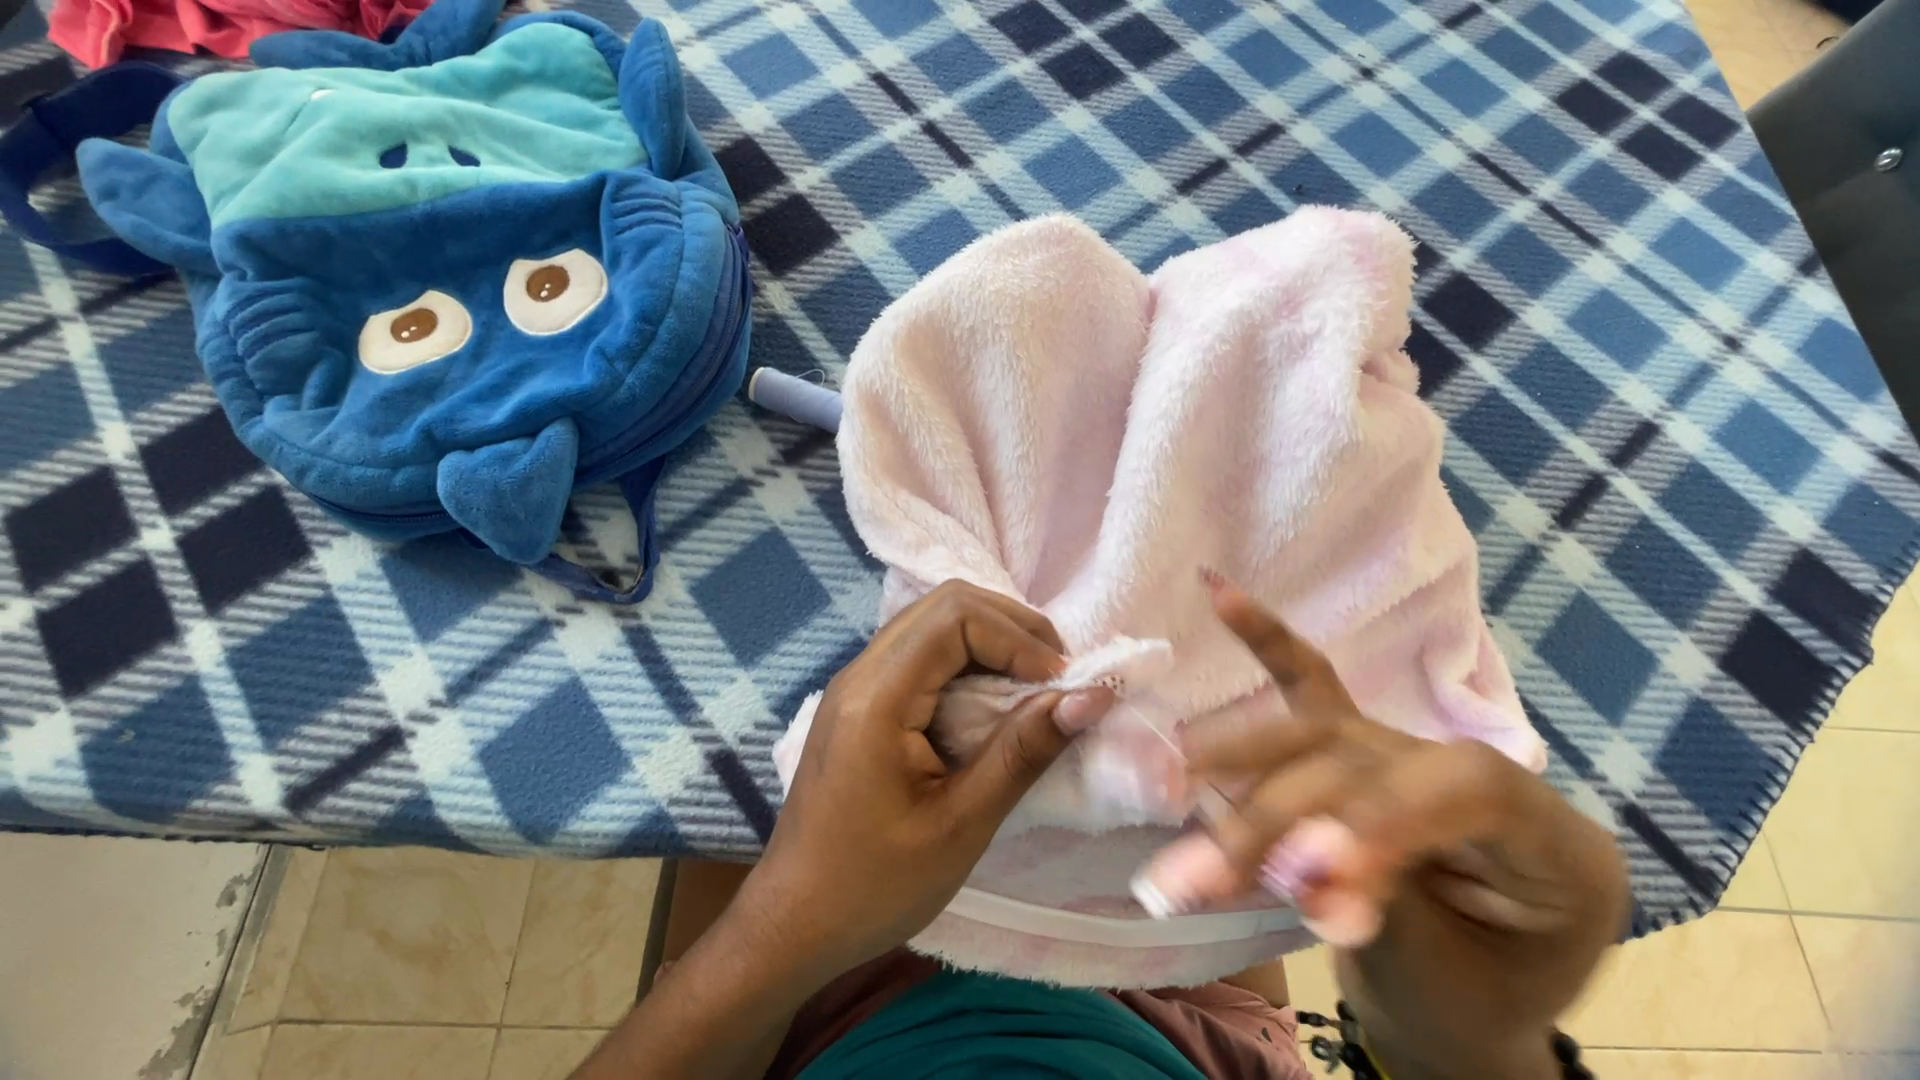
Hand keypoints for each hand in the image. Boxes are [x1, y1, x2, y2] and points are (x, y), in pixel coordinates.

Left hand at [738, 580, 1111, 980]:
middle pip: (943, 606)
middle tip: (1058, 676)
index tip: (1062, 685)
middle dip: (1010, 628)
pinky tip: (996, 702)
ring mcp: (856, 686)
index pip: (954, 617)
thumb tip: (1090, 696)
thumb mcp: (962, 824)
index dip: (1017, 637)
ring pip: (932, 625)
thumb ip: (1023, 752)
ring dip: (991, 642)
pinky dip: (968, 664)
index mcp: (876, 697)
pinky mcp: (862, 705)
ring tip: (1037, 686)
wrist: (795, 923)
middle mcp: (860, 674)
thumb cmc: (875, 886)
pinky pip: (921, 656)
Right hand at [1140, 574, 1624, 1077]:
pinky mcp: (1360, 748)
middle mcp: (1480, 779)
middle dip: (1276, 820)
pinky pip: (1314, 687)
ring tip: (1175, 780)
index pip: (1469, 790)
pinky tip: (1217, 593)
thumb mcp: (1439, 980)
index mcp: (1553, 842)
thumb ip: (1378, 909)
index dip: (1384, 817)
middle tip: (1195, 875)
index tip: (1307, 882)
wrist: (1452, 1010)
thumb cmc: (1463, 1006)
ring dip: (1238, 759)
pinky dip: (1265, 644)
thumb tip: (1300, 870)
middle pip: (1369, 764)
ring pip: (1319, 733)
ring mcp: (1412, 754)